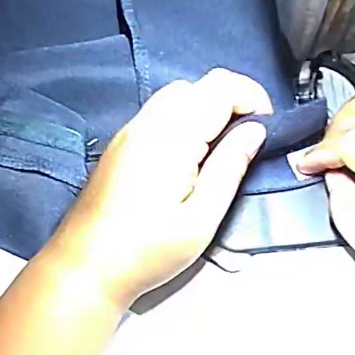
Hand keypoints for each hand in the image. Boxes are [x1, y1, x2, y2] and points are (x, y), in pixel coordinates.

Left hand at [39, 69, 271, 308]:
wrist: (85, 267)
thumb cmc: (144, 252)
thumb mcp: (200, 219)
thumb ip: (229, 168)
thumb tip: (255, 132)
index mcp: (170, 137)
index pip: (219, 88)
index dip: (252, 97)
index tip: (268, 127)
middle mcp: (146, 124)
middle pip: (197, 86)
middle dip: (231, 102)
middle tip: (249, 140)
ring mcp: (128, 133)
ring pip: (176, 97)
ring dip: (207, 111)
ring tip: (224, 151)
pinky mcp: (120, 147)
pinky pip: (159, 115)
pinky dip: (185, 122)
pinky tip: (191, 159)